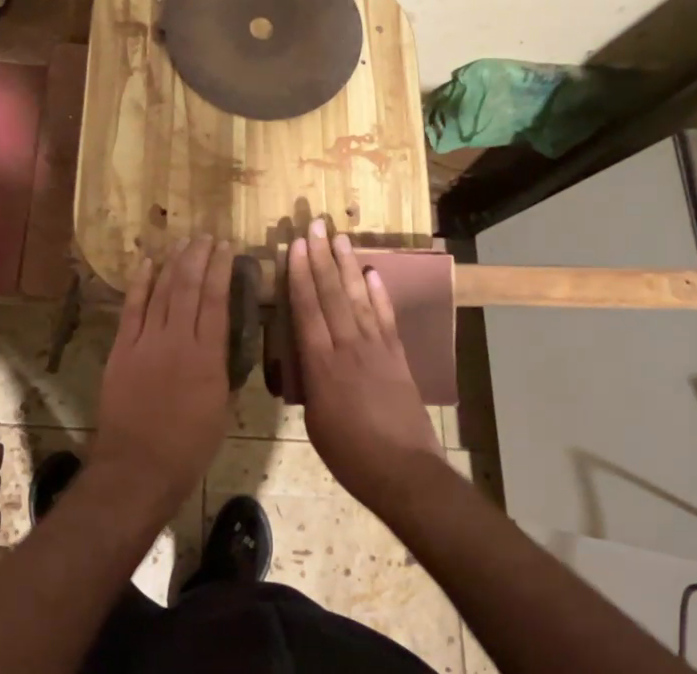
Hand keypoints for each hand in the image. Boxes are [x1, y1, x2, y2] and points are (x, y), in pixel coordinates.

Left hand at [91, 237, 233, 515]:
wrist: (139, 465)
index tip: (227, 247)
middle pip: (188, 287)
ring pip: (161, 291)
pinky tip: (147, 263)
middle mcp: (177, 340)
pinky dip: (140, 283)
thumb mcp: (220, 408)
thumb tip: (225, 342)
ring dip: (173, 264)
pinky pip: (132, 308)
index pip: (216, 300)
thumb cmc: (189, 446)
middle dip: (198, 257)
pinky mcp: (122, 349)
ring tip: (183, 243)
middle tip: (206, 236)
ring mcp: (146, 342)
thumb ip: (223, 369)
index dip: (221, 269)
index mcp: (208, 357)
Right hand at [290, 219, 444, 513]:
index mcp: (320, 364)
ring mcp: (376, 349)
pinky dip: (379, 294)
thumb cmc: (349, 453)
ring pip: (358, 298)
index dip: (298, 274)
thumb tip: (306, 356)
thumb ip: (309, 381)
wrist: (403, 471)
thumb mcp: (313, 419)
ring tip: (340, 238)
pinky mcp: (398, 358)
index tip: (293, 244)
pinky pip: (385, 318)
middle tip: (315, 225)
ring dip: (347, 265)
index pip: (306, 308)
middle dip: (320, 257)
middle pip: (331, 293)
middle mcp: (347, 347)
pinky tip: (373, 273)